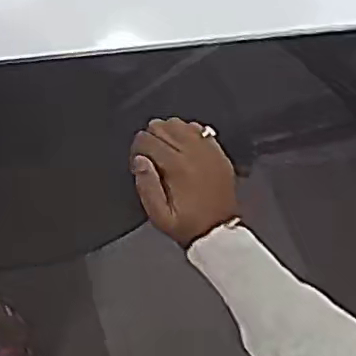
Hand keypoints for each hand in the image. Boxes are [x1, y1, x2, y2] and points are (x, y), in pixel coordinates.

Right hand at [131, 118, 239, 247]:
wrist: (218, 232)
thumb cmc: (188, 224)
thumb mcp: (158, 214)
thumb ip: (145, 186)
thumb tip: (139, 160)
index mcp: (177, 167)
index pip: (146, 139)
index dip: (137, 148)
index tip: (139, 161)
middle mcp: (194, 154)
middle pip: (162, 126)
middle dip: (150, 137)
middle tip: (150, 156)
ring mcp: (208, 151)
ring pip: (179, 123)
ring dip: (168, 132)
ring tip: (165, 149)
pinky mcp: (218, 153)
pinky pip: (199, 129)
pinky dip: (187, 133)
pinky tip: (183, 146)